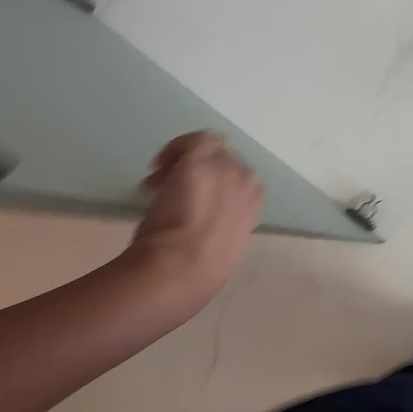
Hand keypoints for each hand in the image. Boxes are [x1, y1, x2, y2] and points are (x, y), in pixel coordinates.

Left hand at [123, 132, 263, 304]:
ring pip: (211, 149)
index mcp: (255, 202)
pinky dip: (176, 148)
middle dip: (201, 172)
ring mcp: (225, 167)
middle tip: (171, 193)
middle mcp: (246, 179)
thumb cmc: (199, 271)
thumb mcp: (222, 248)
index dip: (213, 188)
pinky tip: (157, 167)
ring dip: (188, 162)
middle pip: (226, 162)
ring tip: (160, 183)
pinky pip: (195, 140)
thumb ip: (221, 228)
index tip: (188, 206)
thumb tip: (205, 231)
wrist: (181, 268)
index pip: (238, 181)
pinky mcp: (200, 159)